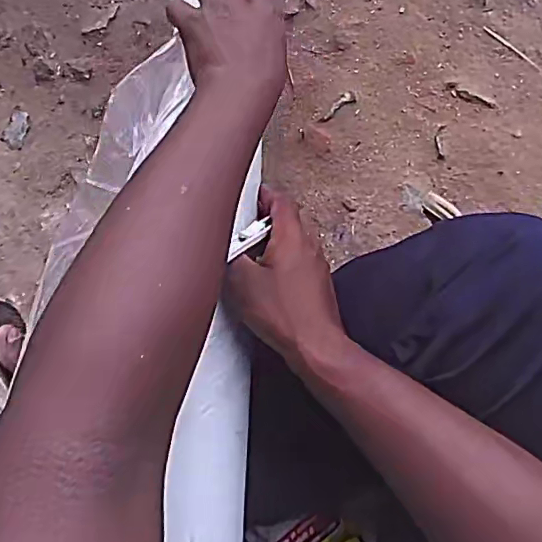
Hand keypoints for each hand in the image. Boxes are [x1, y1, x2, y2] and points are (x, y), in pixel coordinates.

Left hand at [167, 0, 287, 117]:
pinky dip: (174, 9)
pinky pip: (175, 4)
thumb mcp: (277, 50)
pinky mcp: (192, 20)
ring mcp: (215, 6)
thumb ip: (267, 34)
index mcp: (268, 7)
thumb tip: (262, 38)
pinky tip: (176, 16)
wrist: (240, 89)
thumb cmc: (262, 81)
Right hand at [225, 187, 349, 368]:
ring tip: (251, 256)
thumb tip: (224, 246)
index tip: (248, 197)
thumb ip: (231, 255)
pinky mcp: (317, 283)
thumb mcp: (241, 281)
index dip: (263, 195)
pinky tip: (266, 281)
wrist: (316, 346)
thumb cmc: (285, 315)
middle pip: (288, 218)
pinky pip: (297, 261)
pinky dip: (281, 261)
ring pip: (293, 240)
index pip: (280, 200)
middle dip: (264, 219)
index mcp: (292, 236)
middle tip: (243, 228)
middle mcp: (309, 245)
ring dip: (272, 242)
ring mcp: (316, 265)